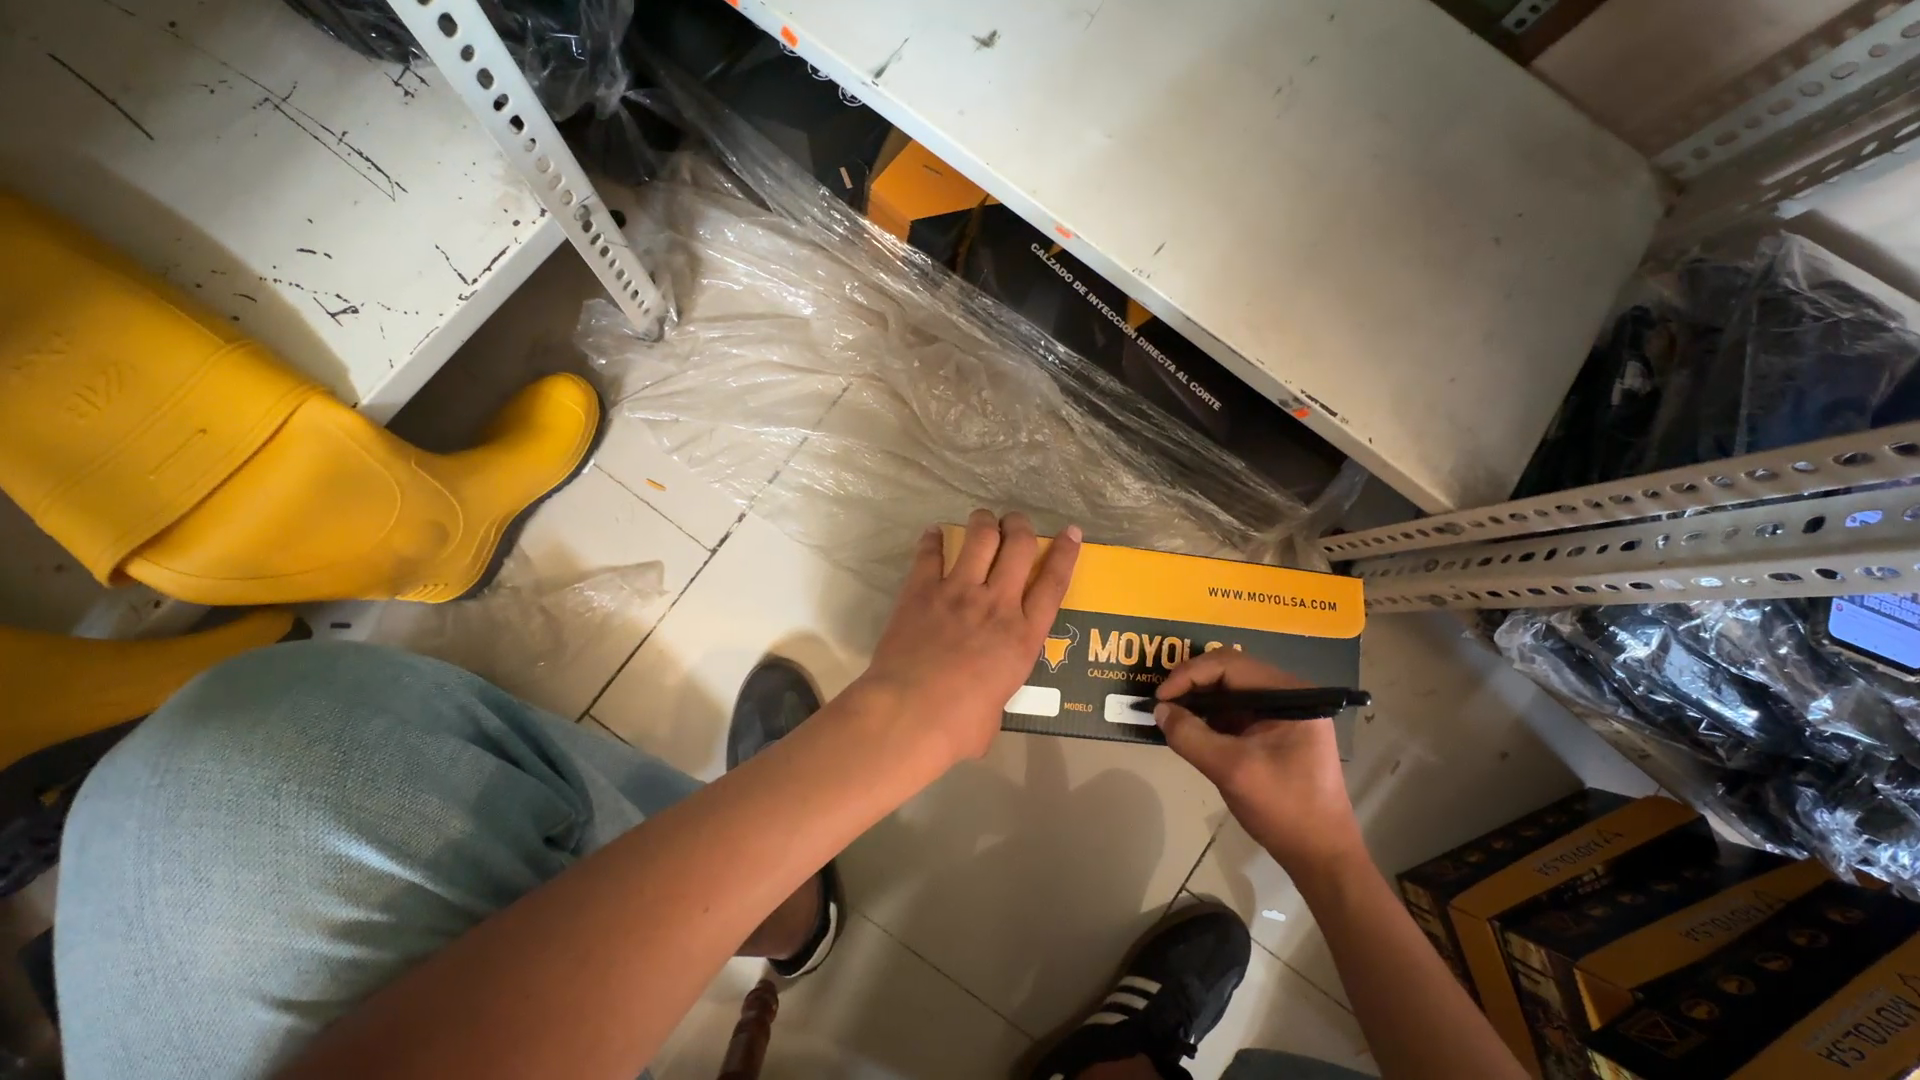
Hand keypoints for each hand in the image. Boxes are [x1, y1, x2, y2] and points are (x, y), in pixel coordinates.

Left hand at [857, 510, 1081, 764]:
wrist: (911, 712)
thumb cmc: (958, 726)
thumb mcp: (994, 716)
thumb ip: (994, 698)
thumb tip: (982, 708)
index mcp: (1023, 636)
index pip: (1053, 582)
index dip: (1066, 552)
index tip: (1071, 531)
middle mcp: (997, 604)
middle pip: (1019, 547)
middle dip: (1021, 526)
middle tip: (1017, 522)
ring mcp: (958, 592)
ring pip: (980, 537)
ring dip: (984, 522)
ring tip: (983, 518)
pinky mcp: (922, 590)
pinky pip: (930, 554)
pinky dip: (933, 540)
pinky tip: (934, 534)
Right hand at [1156, 649, 1365, 875]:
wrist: (1321, 854)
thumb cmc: (1284, 809)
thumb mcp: (1231, 770)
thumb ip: (1191, 736)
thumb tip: (1159, 710)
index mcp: (1290, 695)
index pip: (1230, 664)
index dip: (1190, 675)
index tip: (1160, 697)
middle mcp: (1289, 696)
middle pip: (1230, 673)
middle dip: (1192, 684)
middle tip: (1161, 704)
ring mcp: (1283, 715)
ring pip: (1231, 692)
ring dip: (1199, 701)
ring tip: (1169, 715)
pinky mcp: (1274, 733)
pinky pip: (1236, 713)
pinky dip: (1210, 717)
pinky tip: (1189, 729)